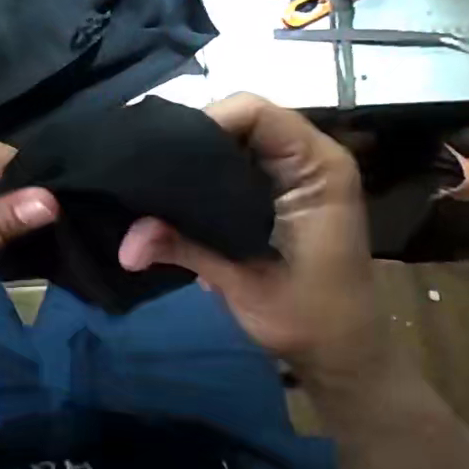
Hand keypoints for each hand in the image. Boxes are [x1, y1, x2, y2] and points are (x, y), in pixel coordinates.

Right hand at [117, 94, 392, 395]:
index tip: (163, 154)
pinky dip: (208, 177)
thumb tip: (124, 244)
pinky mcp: (282, 192)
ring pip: (237, 142)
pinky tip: (179, 197)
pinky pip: (240, 165)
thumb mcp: (243, 283)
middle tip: (148, 167)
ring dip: (198, 160)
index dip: (206, 122)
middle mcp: (310, 158)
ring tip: (155, 180)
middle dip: (193, 141)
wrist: (344, 355)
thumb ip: (186, 248)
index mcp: (317, 167)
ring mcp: (297, 174)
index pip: (255, 113)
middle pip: (242, 120)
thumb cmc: (310, 319)